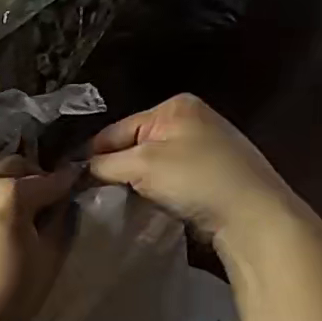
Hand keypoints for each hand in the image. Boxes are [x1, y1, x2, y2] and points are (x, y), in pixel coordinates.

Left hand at [0, 157, 80, 320]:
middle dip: (34, 178)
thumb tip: (61, 203)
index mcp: (8, 193)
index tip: (77, 186)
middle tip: (47, 201)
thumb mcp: (48, 257)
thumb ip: (60, 221)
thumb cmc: (10, 294)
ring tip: (20, 215)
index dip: (67, 184)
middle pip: (13, 168)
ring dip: (7, 189)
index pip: (48, 180)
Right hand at [87, 94, 300, 240]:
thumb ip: (102, 164)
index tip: (71, 185)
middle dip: (112, 170)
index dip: (91, 157)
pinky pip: (163, 178)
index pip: (113, 131)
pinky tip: (145, 205)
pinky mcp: (205, 172)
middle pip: (129, 146)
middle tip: (92, 197)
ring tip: (115, 204)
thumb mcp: (141, 165)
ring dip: (131, 183)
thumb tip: (76, 171)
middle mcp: (187, 118)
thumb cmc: (195, 179)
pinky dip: (151, 191)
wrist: (250, 214)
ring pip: (145, 164)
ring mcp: (199, 146)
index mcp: (173, 106)